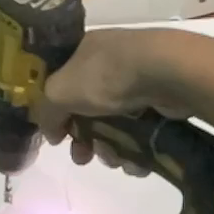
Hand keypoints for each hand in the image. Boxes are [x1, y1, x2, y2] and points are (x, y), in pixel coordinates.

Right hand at [31, 29, 189, 172]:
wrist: (167, 72)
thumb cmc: (106, 75)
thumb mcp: (59, 92)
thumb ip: (46, 112)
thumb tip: (51, 132)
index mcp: (83, 51)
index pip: (61, 84)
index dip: (56, 113)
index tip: (58, 137)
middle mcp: (109, 64)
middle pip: (88, 110)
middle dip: (85, 139)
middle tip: (84, 157)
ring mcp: (138, 81)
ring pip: (115, 125)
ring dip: (111, 149)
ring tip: (115, 160)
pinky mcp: (161, 101)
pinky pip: (140, 131)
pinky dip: (136, 149)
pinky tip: (135, 162)